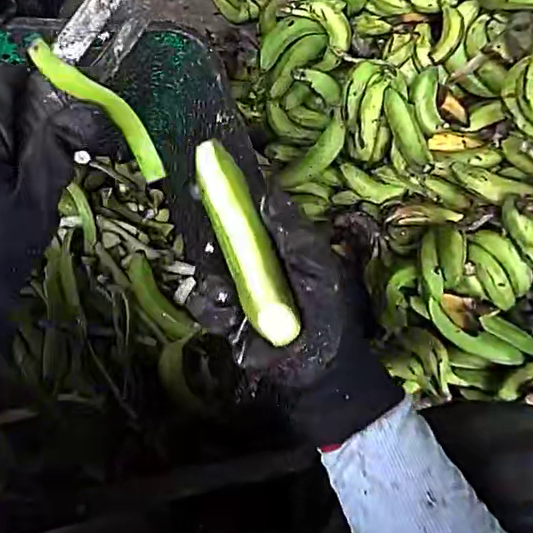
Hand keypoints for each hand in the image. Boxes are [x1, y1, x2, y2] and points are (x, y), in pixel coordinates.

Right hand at [228, 191, 403, 448]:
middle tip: (210, 226)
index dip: (230, 187)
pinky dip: (213, 306)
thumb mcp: (318, 266)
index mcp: (275, 241)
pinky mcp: (222, 316)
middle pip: (219, 233)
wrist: (319, 369)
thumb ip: (292, 233)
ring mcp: (234, 286)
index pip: (247, 208)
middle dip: (210, 227)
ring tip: (232, 295)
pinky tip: (231, 315)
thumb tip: (267, 192)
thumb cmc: (328, 310)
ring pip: (206, 268)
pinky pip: (204, 302)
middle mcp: (250, 258)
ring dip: (215, 278)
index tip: (213, 163)